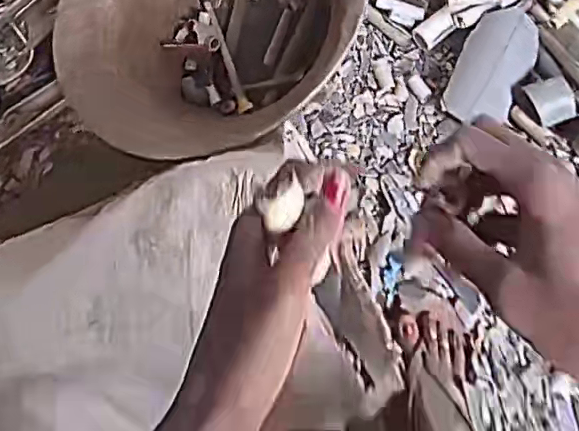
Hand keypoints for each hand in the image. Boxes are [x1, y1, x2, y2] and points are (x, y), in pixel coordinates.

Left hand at [157, 163, 350, 430]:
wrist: (220, 410)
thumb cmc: (244, 349)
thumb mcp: (288, 283)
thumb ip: (313, 233)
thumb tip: (335, 185)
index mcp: (251, 231)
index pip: (288, 181)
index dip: (321, 172)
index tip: (352, 171)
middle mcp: (253, 245)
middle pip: (292, 204)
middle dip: (325, 193)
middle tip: (357, 189)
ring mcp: (260, 271)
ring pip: (296, 231)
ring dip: (324, 221)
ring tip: (352, 218)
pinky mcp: (268, 297)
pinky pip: (297, 258)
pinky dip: (319, 251)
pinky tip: (330, 260)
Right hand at [410, 120, 578, 430]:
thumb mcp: (506, 286)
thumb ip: (456, 247)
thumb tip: (422, 225)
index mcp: (537, 180)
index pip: (470, 140)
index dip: (437, 160)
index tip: (420, 190)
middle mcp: (548, 176)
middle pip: (484, 146)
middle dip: (451, 172)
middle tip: (432, 206)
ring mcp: (557, 195)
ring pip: (496, 170)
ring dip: (466, 192)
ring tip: (449, 230)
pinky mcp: (560, 216)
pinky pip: (512, 194)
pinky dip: (487, 210)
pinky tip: (475, 245)